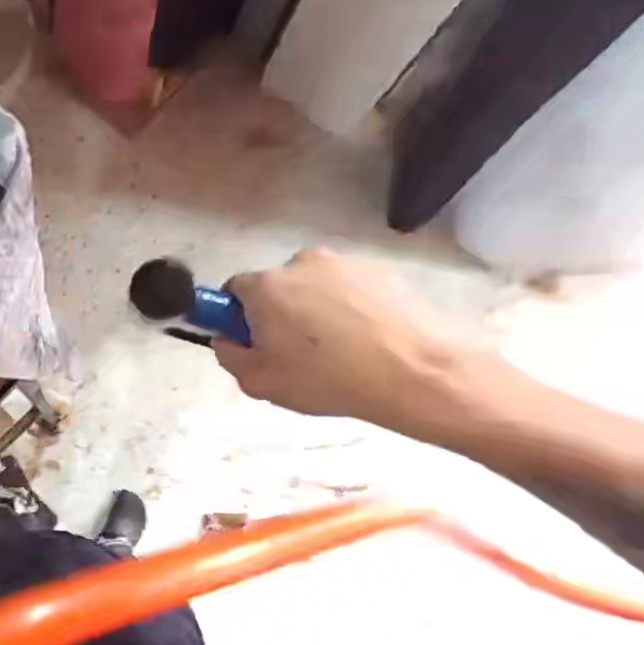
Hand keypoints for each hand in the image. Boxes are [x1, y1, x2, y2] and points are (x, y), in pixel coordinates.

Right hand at [215, 248, 490, 437]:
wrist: (417, 372)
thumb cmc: (327, 378)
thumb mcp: (260, 382)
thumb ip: (229, 356)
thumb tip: (226, 338)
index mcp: (266, 285)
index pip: (232, 291)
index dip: (237, 319)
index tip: (253, 344)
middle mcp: (301, 262)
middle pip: (275, 288)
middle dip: (278, 315)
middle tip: (296, 356)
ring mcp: (345, 263)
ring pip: (314, 289)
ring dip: (315, 313)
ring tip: (338, 353)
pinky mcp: (381, 271)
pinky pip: (349, 291)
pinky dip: (349, 312)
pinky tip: (365, 344)